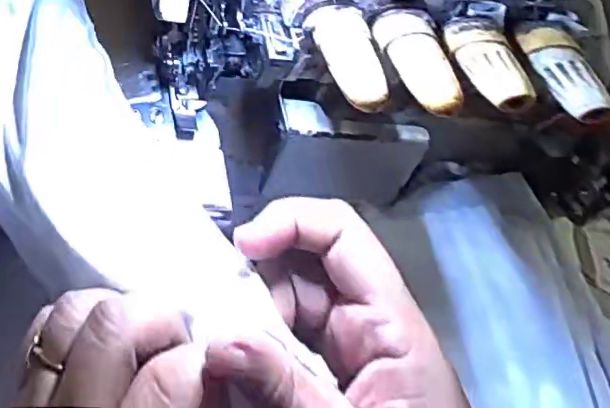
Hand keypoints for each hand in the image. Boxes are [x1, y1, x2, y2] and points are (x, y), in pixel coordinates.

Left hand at [17, 289, 210, 406]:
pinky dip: (71, 321)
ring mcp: (32, 404)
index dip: (197, 357)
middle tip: (175, 337)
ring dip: (111, 308)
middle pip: (111, 324)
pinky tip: (94, 338)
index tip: (207, 359)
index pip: (167, 377)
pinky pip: (37, 329)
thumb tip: (214, 361)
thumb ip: (199, 406)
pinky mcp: (12, 395)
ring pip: (67, 313)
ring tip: (134, 332)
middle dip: (155, 315)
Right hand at [206, 197, 467, 407]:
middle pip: (304, 265)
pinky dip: (257, 347)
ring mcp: (349, 350)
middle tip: (217, 310)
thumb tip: (220, 341)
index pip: (341, 232)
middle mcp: (370, 323)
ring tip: (220, 342)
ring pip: (288, 302)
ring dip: (250, 314)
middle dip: (258, 276)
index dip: (290, 221)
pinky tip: (235, 364)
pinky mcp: (333, 378)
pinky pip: (287, 341)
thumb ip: (287, 388)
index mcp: (391, 322)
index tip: (245, 244)